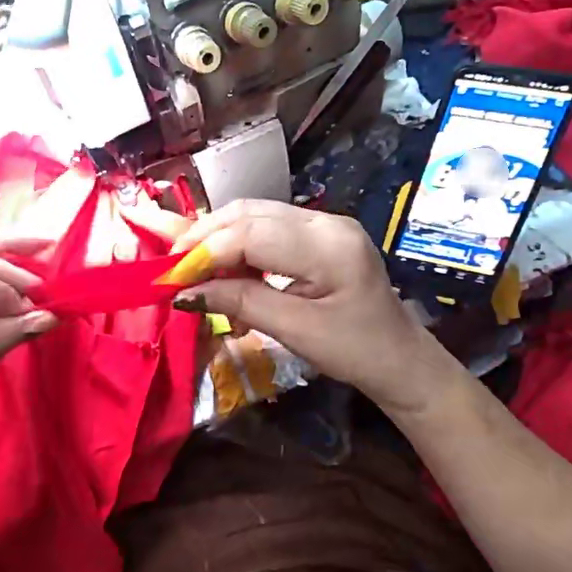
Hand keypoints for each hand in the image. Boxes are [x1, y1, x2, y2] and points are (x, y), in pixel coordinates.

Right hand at [173, 200, 456, 412]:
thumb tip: (185, 293)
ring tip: (194, 271)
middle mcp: (326, 222)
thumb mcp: (295, 331)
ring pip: (253, 215)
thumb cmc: (354, 351)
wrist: (401, 358)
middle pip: (248, 213)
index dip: (204, 253)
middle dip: (204, 237)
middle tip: (174, 269)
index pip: (250, 234)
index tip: (170, 280)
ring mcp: (324, 223)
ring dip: (218, 240)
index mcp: (328, 246)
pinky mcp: (318, 233)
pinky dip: (237, 245)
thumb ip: (240, 303)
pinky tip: (225, 270)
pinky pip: (266, 227)